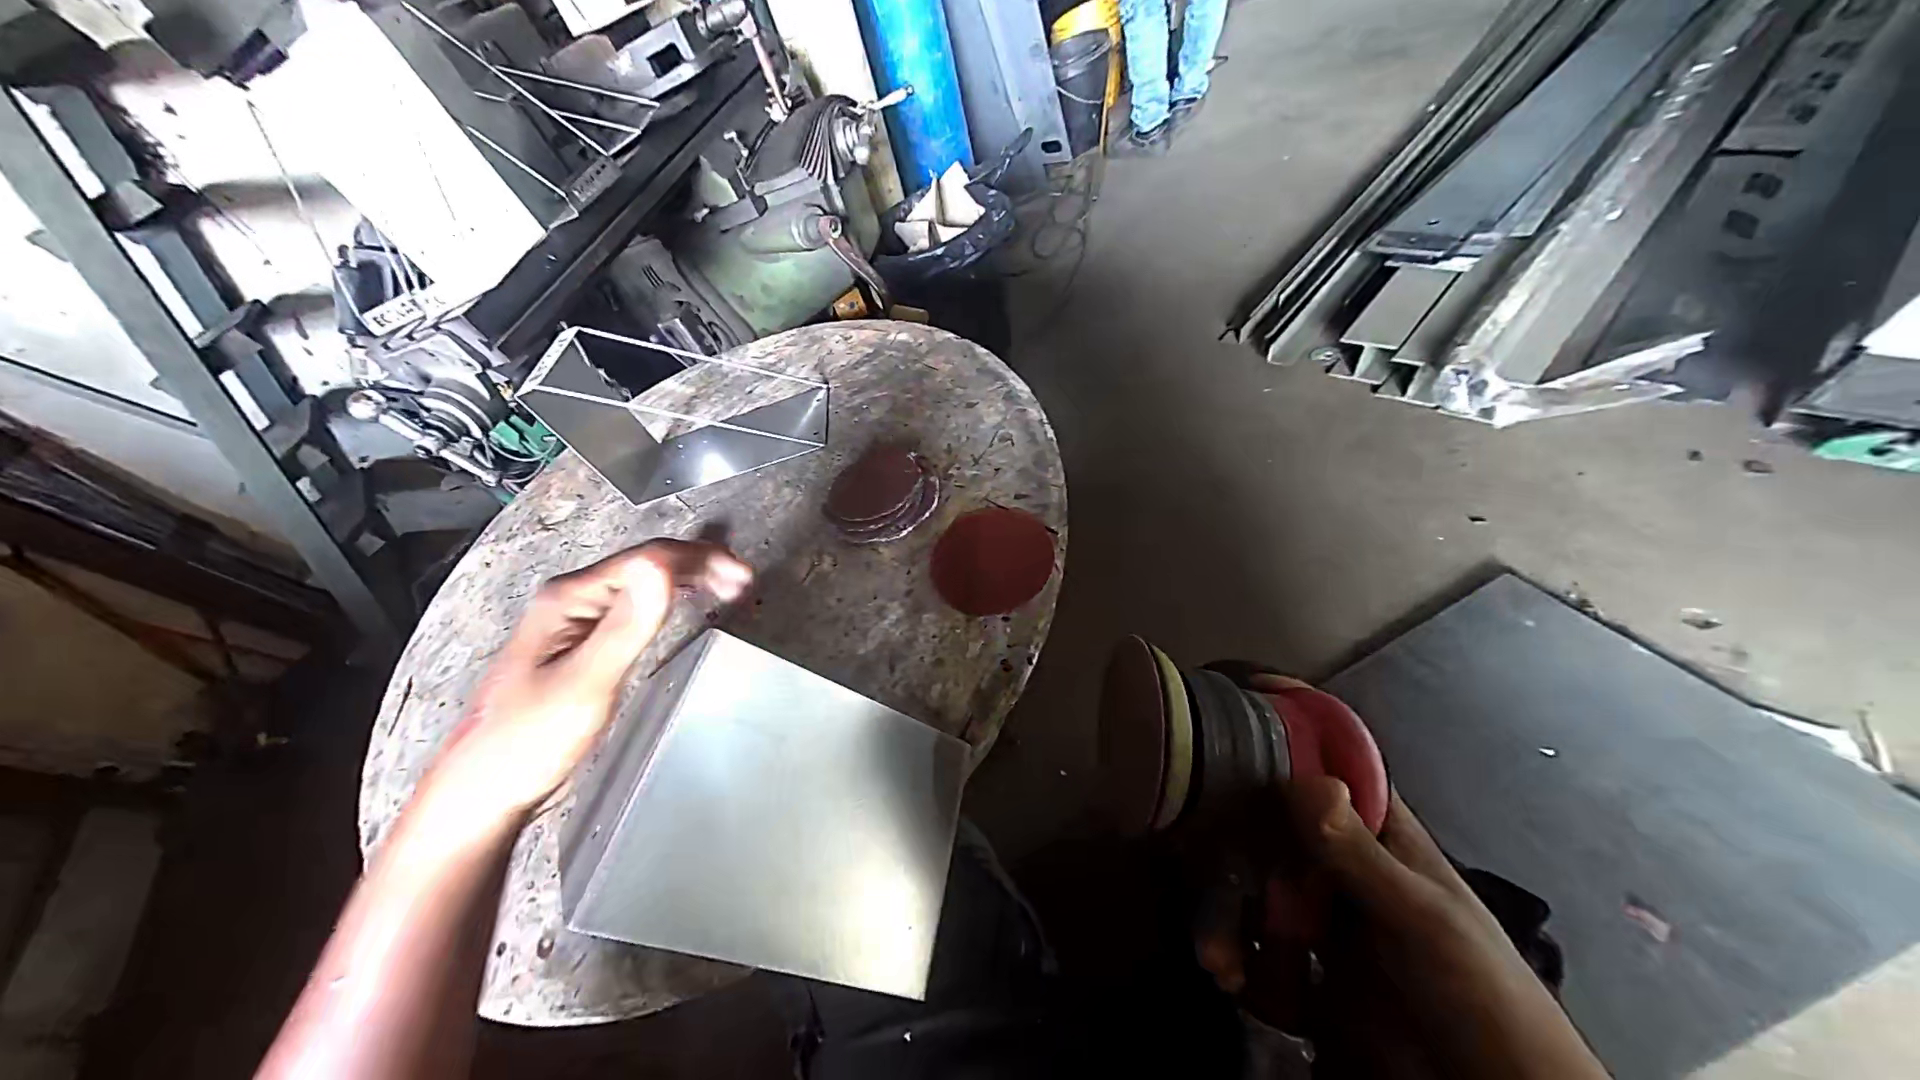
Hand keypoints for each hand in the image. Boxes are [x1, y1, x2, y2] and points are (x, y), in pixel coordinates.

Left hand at [422, 540, 751, 825]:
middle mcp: (571, 600)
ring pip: (643, 582)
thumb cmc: (530, 741)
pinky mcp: (581, 642)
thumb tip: (661, 565)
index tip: (741, 575)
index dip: (701, 559)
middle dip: (701, 565)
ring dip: (689, 579)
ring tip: (728, 589)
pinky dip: (670, 600)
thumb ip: (628, 623)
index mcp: (569, 598)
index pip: (649, 558)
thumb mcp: (588, 681)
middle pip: (646, 564)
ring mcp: (574, 620)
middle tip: (743, 581)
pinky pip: (635, 604)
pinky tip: (685, 606)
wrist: (484, 790)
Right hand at [1201, 679, 1607, 1079]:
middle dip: (1226, 843)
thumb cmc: (1480, 992)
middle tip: (1189, 856)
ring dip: (1224, 920)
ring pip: (1248, 884)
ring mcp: (1317, 909)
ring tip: (1219, 961)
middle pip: (1265, 819)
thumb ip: (1360, 854)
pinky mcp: (1304, 962)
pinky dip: (1241, 963)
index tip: (1240, 692)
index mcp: (1374, 829)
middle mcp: (1336, 857)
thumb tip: (1301, 779)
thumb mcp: (1422, 920)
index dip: (1291, 719)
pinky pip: (1253, 944)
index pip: (1330, 757)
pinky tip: (1238, 982)